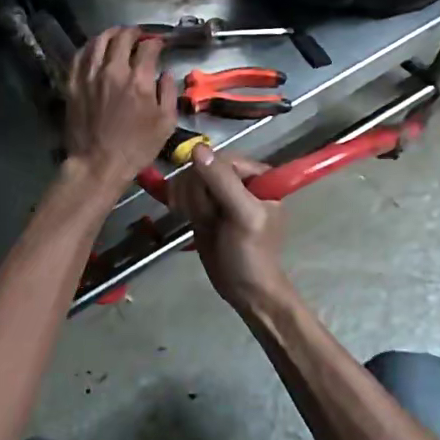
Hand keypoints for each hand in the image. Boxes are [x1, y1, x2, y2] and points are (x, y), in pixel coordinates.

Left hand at [63, 27, 178, 187]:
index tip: (159, 43)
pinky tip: (94, 48)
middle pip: (122, 38)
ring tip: (117, 34)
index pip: (148, 48)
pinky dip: (89, 47)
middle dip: (133, 32)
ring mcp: (89, 76)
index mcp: (138, 80)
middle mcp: (113, 71)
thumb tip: (166, 73)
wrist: (98, 164)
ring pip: (98, 42)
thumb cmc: (136, 148)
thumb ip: (168, 94)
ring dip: (110, 34)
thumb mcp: (165, 124)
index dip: (156, 41)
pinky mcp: (73, 84)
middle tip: (138, 34)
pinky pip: (79, 56)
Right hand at [168, 145, 295, 312]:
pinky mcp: (204, 207)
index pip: (220, 158)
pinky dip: (182, 205)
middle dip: (198, 194)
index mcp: (257, 175)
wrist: (244, 290)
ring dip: (190, 202)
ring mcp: (220, 194)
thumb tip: (197, 148)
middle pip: (201, 168)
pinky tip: (189, 219)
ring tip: (203, 222)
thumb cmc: (251, 253)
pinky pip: (185, 193)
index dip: (207, 176)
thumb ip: (222, 181)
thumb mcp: (242, 215)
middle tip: (209, 218)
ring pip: (190, 180)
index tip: (209, 202)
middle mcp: (239, 179)